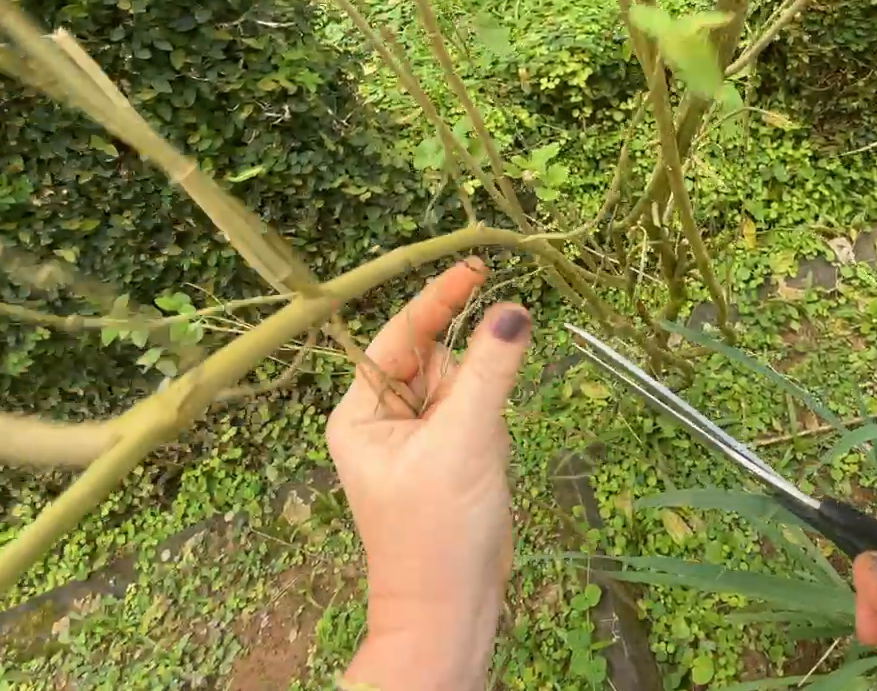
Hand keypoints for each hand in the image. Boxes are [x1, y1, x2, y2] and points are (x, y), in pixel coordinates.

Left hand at [327, 259, 531, 690]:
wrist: (454, 610)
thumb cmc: (440, 528)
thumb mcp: (465, 439)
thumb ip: (490, 368)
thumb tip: (514, 308)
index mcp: (362, 410)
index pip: (402, 334)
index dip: (438, 299)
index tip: (477, 265)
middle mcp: (385, 416)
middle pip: (437, 355)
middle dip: (466, 375)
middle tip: (476, 417)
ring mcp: (419, 433)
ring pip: (462, 379)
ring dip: (481, 402)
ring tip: (478, 452)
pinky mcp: (449, 448)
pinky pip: (476, 406)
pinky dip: (488, 420)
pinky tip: (485, 460)